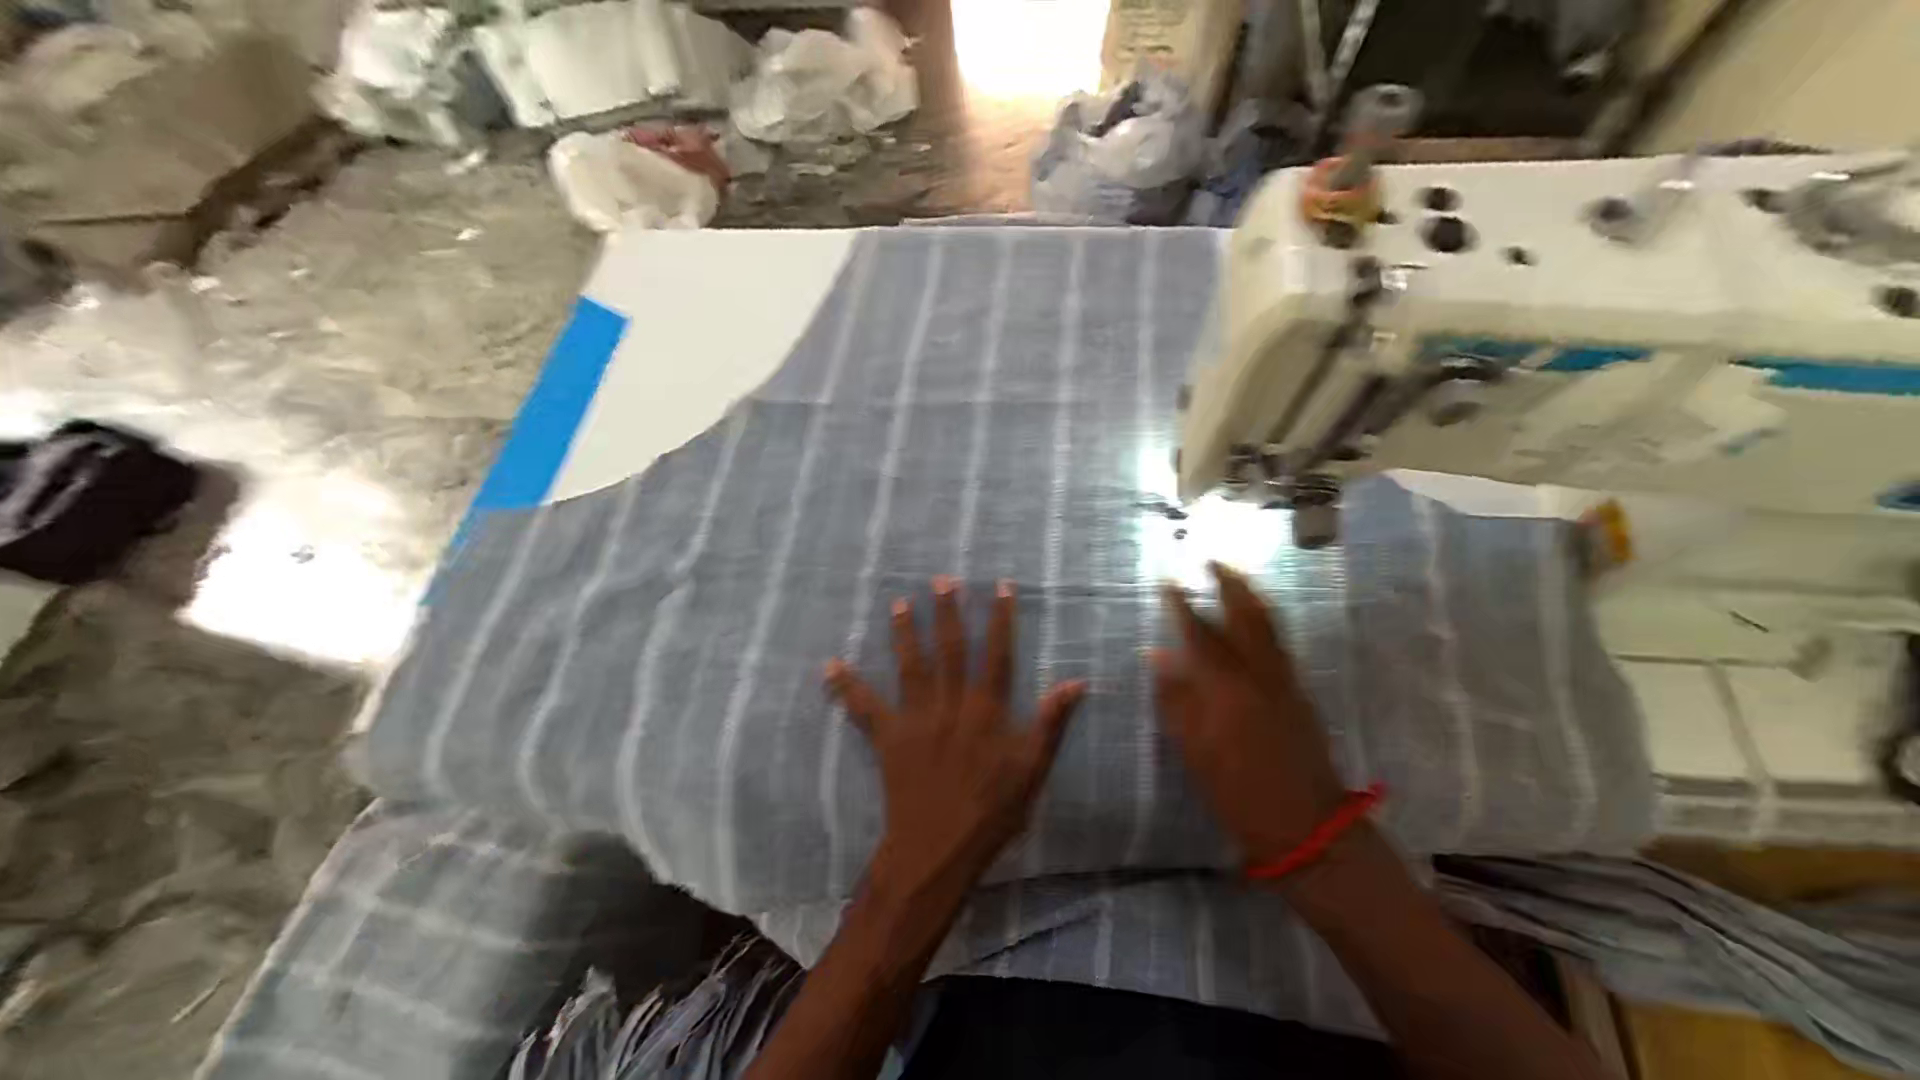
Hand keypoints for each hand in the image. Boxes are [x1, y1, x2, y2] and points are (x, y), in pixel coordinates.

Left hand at [827, 577, 1087, 896]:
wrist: (940, 847)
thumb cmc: (993, 811)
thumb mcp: (1033, 769)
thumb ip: (1050, 723)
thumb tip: (1075, 682)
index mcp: (986, 711)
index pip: (997, 655)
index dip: (1000, 619)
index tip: (1000, 587)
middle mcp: (950, 705)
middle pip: (950, 651)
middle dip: (947, 613)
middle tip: (942, 579)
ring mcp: (916, 719)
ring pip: (911, 667)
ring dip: (905, 634)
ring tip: (899, 604)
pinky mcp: (889, 738)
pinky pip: (865, 709)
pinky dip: (847, 688)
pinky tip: (831, 666)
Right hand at [1152, 562, 1345, 866]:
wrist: (1306, 825)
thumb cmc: (1238, 793)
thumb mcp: (1193, 750)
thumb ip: (1174, 698)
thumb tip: (1156, 655)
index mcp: (1227, 688)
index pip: (1200, 632)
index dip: (1181, 603)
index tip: (1167, 580)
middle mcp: (1260, 673)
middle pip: (1247, 614)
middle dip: (1229, 582)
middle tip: (1212, 560)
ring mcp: (1285, 680)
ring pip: (1270, 624)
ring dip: (1251, 595)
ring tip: (1234, 576)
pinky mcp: (1300, 692)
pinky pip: (1279, 642)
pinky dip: (1264, 620)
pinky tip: (1252, 620)